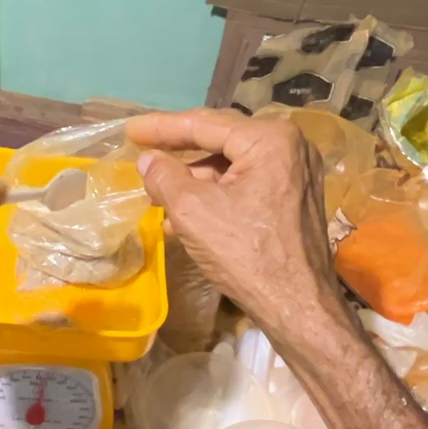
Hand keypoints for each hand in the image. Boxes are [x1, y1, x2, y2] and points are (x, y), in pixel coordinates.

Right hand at [127, 109, 349, 348]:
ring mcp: (296, 173)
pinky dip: (214, 194)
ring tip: (157, 189)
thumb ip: (165, 177)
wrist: (296, 305)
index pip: (205, 123)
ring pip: (231, 165)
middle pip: (220, 140)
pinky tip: (183, 213)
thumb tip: (148, 160)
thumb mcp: (193, 211)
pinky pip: (246, 184)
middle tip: (142, 148)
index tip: (131, 129)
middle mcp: (290, 146)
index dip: (162, 127)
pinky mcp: (294, 198)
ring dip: (193, 178)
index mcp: (270, 139)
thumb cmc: (246, 254)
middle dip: (178, 151)